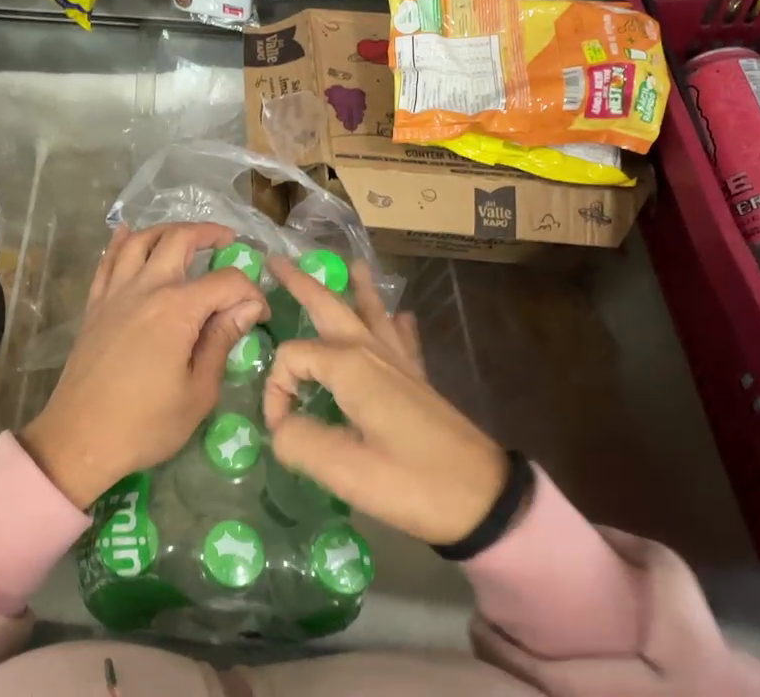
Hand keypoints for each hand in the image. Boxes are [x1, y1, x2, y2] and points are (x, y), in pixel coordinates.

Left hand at [20, 223, 268, 509]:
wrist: (80, 438)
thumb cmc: (146, 424)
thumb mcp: (198, 392)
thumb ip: (221, 342)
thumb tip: (246, 308)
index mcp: (176, 310)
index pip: (225, 282)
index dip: (250, 293)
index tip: (260, 314)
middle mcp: (145, 289)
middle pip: (178, 240)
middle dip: (209, 234)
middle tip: (228, 242)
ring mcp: (115, 293)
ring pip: (140, 241)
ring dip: (167, 230)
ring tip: (186, 236)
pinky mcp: (95, 306)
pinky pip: (107, 261)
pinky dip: (120, 242)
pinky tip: (127, 233)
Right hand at [262, 256, 509, 545]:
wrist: (483, 499)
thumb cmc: (411, 482)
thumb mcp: (344, 470)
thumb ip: (299, 441)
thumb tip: (280, 425)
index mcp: (349, 367)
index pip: (291, 359)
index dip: (276, 391)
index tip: (282, 430)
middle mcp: (372, 353)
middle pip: (330, 306)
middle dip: (302, 283)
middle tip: (277, 261)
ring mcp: (399, 364)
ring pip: (372, 313)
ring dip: (357, 289)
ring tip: (351, 265)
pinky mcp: (418, 382)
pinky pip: (402, 338)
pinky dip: (396, 322)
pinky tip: (401, 316)